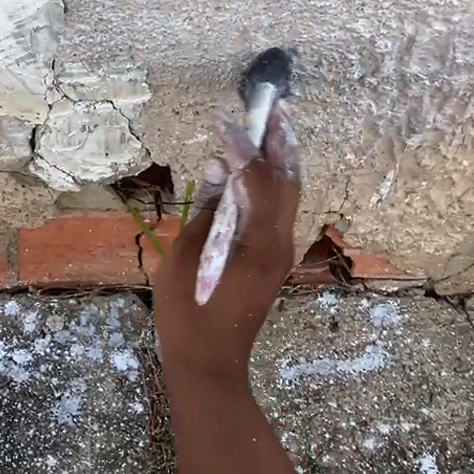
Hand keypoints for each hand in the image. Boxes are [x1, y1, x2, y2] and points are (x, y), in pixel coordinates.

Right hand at [152, 100, 301, 387]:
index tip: (224, 121)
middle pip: (288, 182)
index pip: (257, 180)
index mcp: (257, 242)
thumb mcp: (185, 257)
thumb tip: (216, 168)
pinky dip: (272, 183)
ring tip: (272, 126)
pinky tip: (256, 169)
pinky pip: (279, 211)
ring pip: (288, 196)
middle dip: (282, 142)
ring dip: (281, 160)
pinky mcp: (272, 261)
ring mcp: (280, 253)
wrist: (210, 366)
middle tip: (275, 108)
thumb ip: (206, 210)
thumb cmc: (187, 314)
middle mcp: (279, 243)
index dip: (241, 147)